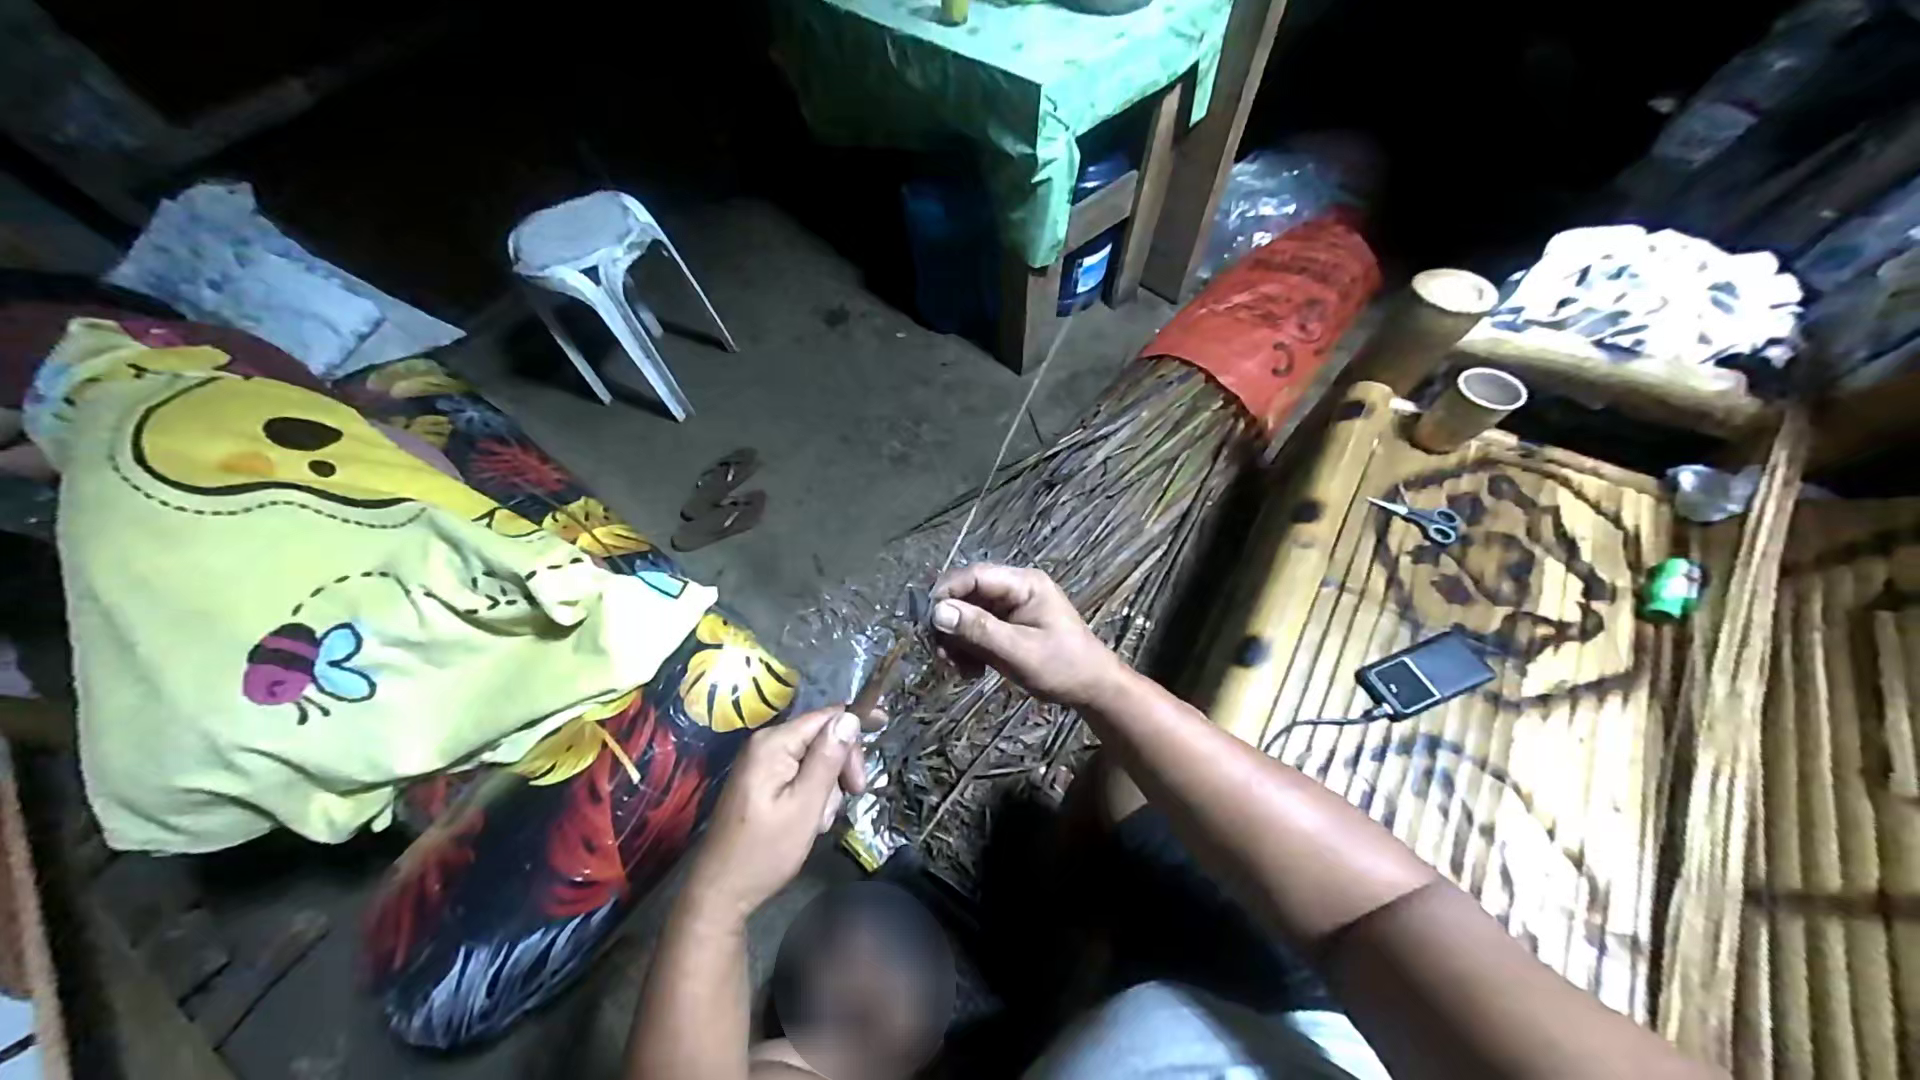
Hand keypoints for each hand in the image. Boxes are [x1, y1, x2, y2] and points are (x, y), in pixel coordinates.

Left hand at [682, 707, 867, 923]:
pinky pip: (800, 772)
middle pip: (821, 735)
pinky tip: (810, 818)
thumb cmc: (765, 851)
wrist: (721, 892)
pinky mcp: (762, 780)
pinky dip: (814, 792)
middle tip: (855, 793)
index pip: (825, 716)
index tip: (885, 727)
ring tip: (821, 818)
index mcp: (773, 743)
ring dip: (828, 784)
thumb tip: (850, 718)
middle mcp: (766, 744)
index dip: (855, 722)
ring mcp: (762, 762)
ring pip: (815, 757)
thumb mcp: (805, 806)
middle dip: (842, 762)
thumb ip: (828, 759)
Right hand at [929, 563, 1127, 707]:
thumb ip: (980, 630)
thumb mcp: (1020, 651)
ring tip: (958, 668)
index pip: (973, 575)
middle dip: (949, 624)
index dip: (946, 594)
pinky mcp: (1004, 627)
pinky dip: (965, 649)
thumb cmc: (1063, 667)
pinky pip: (973, 630)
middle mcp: (1013, 589)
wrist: (1091, 689)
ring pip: (964, 614)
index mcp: (1023, 584)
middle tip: (942, 655)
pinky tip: (970, 671)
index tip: (928, 623)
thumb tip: (937, 612)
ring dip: (955, 641)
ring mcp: (1008, 608)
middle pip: (965, 594)